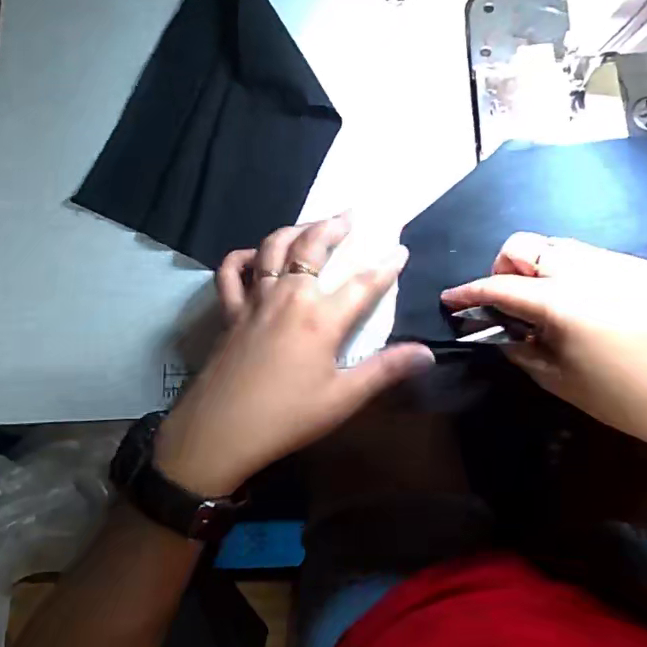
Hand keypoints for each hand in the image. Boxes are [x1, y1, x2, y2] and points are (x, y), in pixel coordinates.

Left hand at [153, 215, 434, 496]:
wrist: (219, 432)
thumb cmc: (288, 417)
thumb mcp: (344, 398)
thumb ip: (386, 370)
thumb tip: (427, 354)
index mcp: (321, 318)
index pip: (362, 283)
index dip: (385, 266)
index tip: (400, 250)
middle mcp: (288, 297)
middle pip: (312, 248)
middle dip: (333, 227)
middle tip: (349, 214)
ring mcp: (255, 301)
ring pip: (272, 249)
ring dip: (294, 230)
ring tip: (310, 224)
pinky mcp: (229, 313)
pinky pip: (231, 272)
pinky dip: (243, 257)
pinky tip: (254, 255)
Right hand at [440, 232, 646, 474]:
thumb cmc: (620, 399)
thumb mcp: (558, 380)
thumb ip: (521, 347)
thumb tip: (500, 329)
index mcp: (564, 305)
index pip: (502, 286)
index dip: (470, 292)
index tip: (452, 299)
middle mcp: (587, 272)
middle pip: (525, 245)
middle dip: (505, 267)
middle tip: (508, 301)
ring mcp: (617, 263)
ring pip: (559, 245)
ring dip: (539, 266)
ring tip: (545, 299)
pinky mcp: (641, 265)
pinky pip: (592, 257)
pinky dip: (573, 272)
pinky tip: (583, 302)